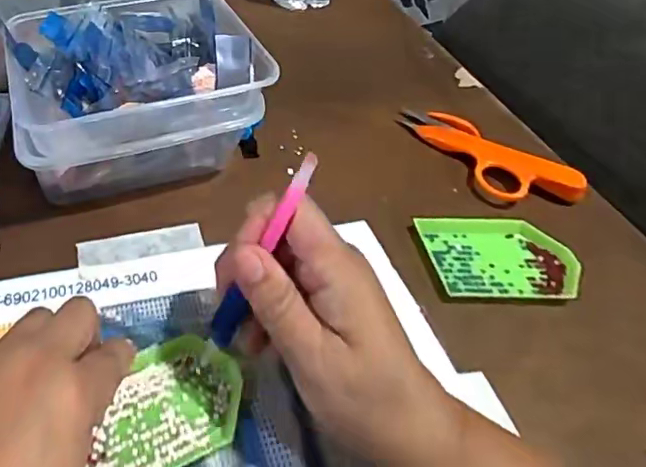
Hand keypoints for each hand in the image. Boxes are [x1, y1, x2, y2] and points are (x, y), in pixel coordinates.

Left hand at [0, 295, 135, 466]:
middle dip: (89, 334)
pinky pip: (3, 344)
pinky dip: (15, 358)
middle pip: (79, 311)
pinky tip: (7, 393)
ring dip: (51, 338)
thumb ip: (85, 426)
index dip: (122, 359)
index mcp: (74, 390)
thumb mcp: (73, 463)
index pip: (114, 355)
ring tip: (46, 374)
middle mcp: (39, 359)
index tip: (121, 363)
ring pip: (39, 318)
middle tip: (85, 365)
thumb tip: (87, 413)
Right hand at [215, 195, 550, 466]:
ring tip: (242, 338)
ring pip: (276, 257)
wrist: (419, 440)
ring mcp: (331, 278)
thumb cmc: (369, 401)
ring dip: (251, 290)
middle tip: (227, 311)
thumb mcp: (314, 357)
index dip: (255, 225)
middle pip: (276, 229)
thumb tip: (241, 251)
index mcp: (335, 262)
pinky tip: (258, 342)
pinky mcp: (329, 298)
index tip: (235, 273)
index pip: (288, 205)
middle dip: (244, 263)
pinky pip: (286, 282)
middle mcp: (333, 258)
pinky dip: (266, 306)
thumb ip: (276, 302)